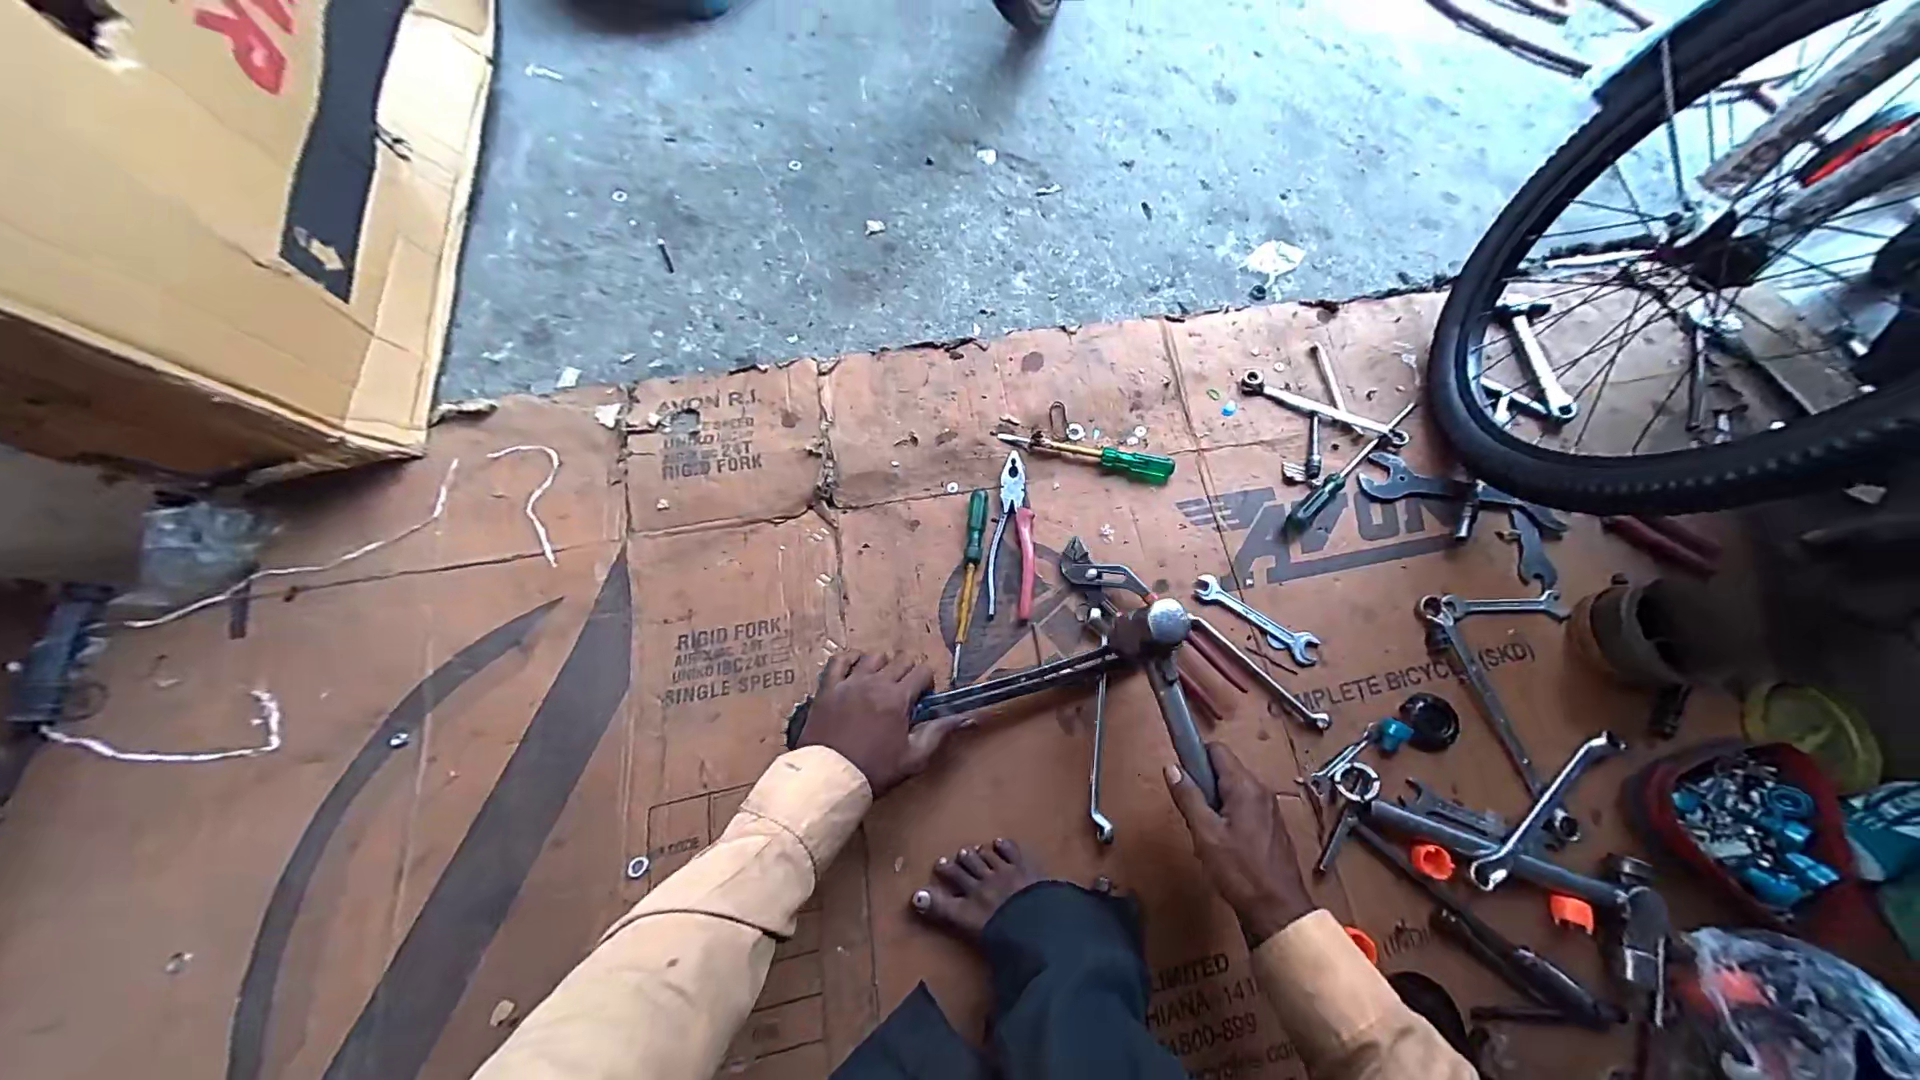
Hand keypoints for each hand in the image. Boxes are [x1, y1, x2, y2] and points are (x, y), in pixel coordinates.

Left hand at [797, 650, 961, 795]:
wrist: (830, 778)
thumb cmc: (875, 770)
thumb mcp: (914, 758)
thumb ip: (938, 733)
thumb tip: (962, 717)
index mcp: (898, 698)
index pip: (923, 672)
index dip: (927, 683)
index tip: (922, 699)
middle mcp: (875, 683)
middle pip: (901, 661)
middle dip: (908, 673)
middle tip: (904, 694)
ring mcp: (849, 682)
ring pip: (873, 657)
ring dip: (882, 666)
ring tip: (880, 684)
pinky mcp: (828, 687)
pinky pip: (840, 660)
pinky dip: (850, 660)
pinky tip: (856, 668)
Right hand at [1166, 742, 1315, 943]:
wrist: (1279, 912)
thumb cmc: (1240, 871)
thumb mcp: (1205, 833)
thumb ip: (1188, 797)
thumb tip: (1172, 768)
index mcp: (1245, 786)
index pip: (1217, 750)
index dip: (1195, 755)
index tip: (1181, 774)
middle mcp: (1261, 791)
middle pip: (1224, 770)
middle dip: (1203, 785)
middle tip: (1192, 813)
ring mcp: (1270, 809)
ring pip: (1233, 791)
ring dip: (1214, 804)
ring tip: (1205, 833)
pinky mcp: (1272, 827)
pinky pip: (1244, 808)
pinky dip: (1229, 817)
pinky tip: (1222, 845)